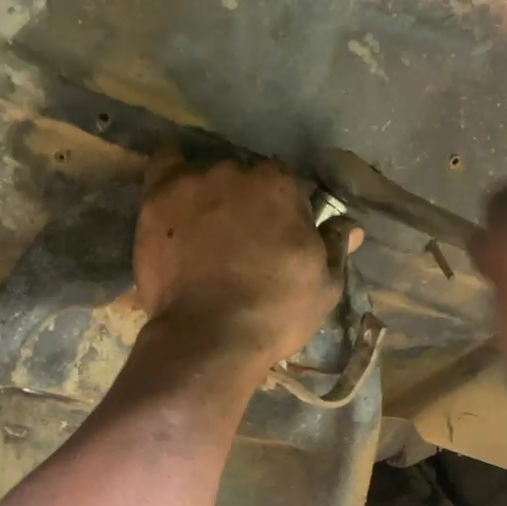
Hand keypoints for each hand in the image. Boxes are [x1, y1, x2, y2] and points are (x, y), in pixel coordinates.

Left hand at [134, 158, 359, 374]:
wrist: (210, 336)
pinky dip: (172, 182)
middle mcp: (236, 171)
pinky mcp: (155, 201)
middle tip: (239, 244)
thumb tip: (351, 226)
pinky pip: (163, 169)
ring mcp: (192, 183)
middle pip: (242, 179)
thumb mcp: (323, 287)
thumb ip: (336, 248)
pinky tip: (175, 205)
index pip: (284, 185)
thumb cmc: (275, 313)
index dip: (281, 214)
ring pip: (204, 177)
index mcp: (280, 186)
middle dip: (244, 204)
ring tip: (204, 234)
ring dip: (208, 197)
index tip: (276, 241)